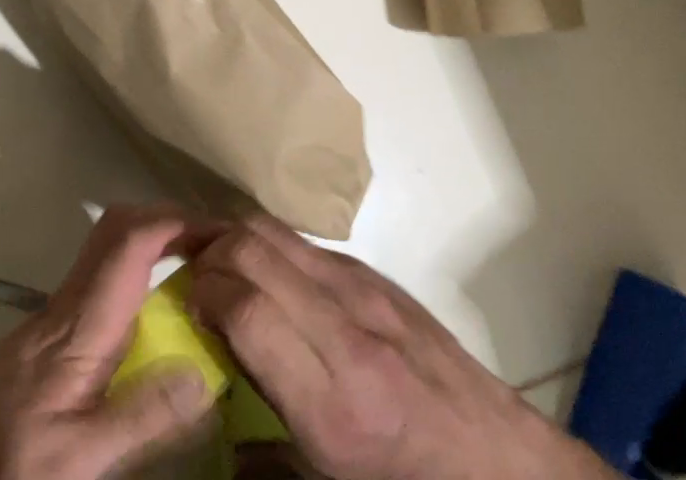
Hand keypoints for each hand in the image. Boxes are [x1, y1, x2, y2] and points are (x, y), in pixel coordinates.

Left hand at [0, 204, 223, 479]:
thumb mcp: (75, 457)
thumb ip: (140, 417)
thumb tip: (206, 369)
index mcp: (80, 322)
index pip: (130, 239)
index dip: (181, 221)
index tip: (232, 233)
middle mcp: (68, 305)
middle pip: (119, 231)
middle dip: (173, 224)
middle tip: (227, 253)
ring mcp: (57, 318)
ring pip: (112, 256)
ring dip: (160, 252)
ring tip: (210, 285)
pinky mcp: (51, 339)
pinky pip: (106, 288)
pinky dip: (143, 285)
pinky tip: (166, 326)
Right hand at [185, 217, 613, 479]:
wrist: (500, 462)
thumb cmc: (403, 479)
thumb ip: (257, 453)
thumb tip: (205, 418)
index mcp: (332, 401)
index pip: (243, 306)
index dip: (200, 296)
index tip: (185, 309)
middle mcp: (348, 332)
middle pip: (251, 249)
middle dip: (206, 256)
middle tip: (194, 284)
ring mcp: (368, 295)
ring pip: (274, 231)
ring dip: (233, 242)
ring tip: (221, 272)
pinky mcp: (379, 279)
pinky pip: (305, 244)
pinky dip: (270, 251)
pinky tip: (270, 283)